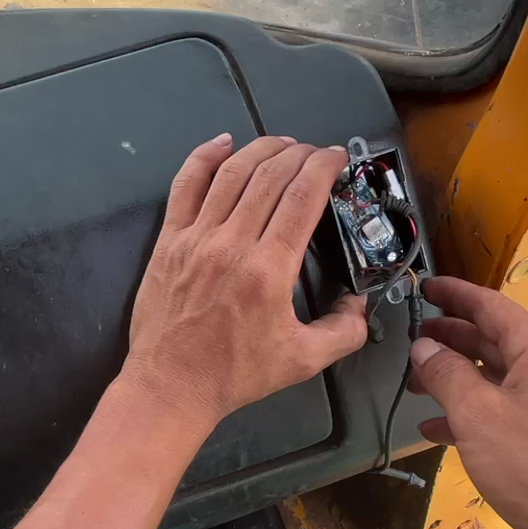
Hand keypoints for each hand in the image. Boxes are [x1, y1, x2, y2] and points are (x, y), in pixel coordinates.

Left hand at [121, 134, 368, 427]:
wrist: (170, 385)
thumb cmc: (235, 374)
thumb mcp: (302, 361)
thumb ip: (344, 332)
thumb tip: (359, 306)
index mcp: (269, 270)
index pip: (302, 197)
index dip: (324, 167)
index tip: (337, 157)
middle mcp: (232, 244)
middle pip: (270, 177)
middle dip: (299, 154)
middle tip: (315, 152)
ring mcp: (195, 238)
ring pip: (231, 174)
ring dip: (260, 150)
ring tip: (281, 144)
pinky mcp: (168, 241)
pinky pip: (185, 186)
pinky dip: (203, 158)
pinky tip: (222, 143)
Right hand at [406, 275, 527, 528]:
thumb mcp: (477, 414)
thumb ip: (446, 373)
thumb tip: (425, 346)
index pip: (493, 307)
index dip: (457, 294)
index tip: (426, 285)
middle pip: (496, 340)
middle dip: (452, 337)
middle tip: (415, 335)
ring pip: (497, 378)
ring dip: (456, 378)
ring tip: (417, 384)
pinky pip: (503, 412)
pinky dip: (470, 414)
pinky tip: (436, 428)